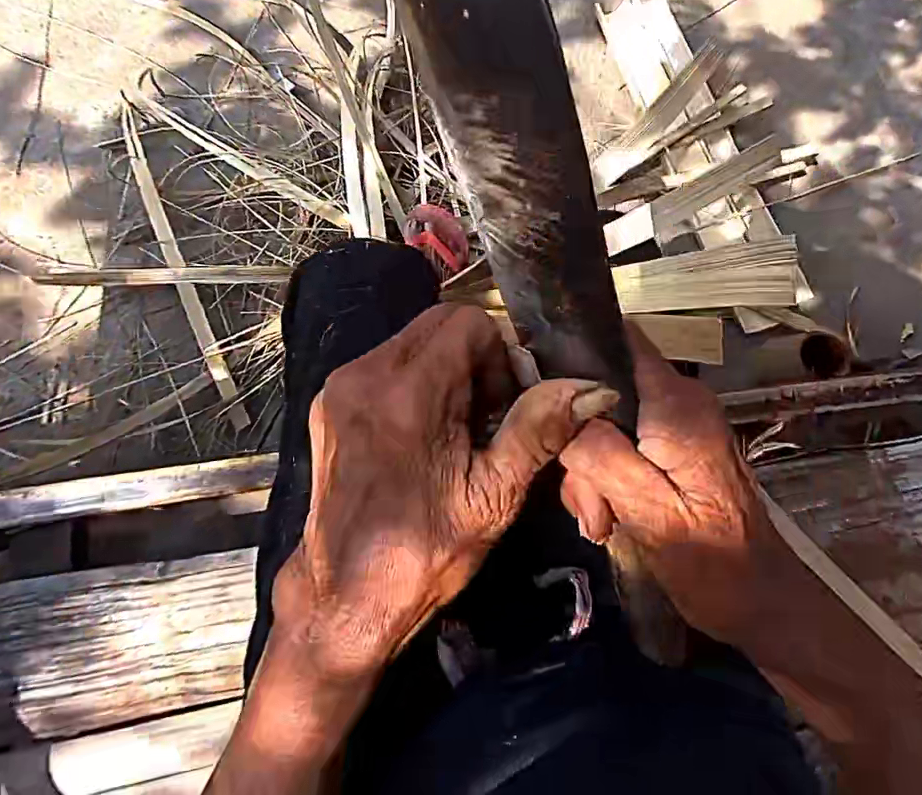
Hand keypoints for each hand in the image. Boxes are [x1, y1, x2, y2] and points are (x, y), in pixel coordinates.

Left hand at [211, 304, 617, 794]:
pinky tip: (423, 431)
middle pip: (441, 321)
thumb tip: (593, 388)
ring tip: (455, 428)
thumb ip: (540, 428)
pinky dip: (418, 379)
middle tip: (485, 416)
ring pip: (415, 338)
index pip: (470, 322)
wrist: (344, 599)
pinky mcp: (328, 399)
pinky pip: (388, 360)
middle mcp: (365, 372)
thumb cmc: (425, 551)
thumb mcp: (495, 494)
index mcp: (407, 392)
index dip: (499, 357)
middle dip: (476, 357)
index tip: (501, 408)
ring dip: (448, 368)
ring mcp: (340, 383)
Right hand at [558, 324, 807, 651]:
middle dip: (581, 442)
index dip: (577, 353)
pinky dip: (608, 476)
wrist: (762, 603)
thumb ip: (603, 455)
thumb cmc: (712, 563)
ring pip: (607, 422)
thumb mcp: (648, 512)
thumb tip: (565, 413)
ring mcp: (678, 423)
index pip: (622, 340)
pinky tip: (611, 516)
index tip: (542, 396)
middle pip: (604, 391)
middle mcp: (680, 400)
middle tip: (588, 503)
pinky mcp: (675, 445)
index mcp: (677, 404)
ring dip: (593, 470)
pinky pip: (624, 442)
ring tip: (602, 520)